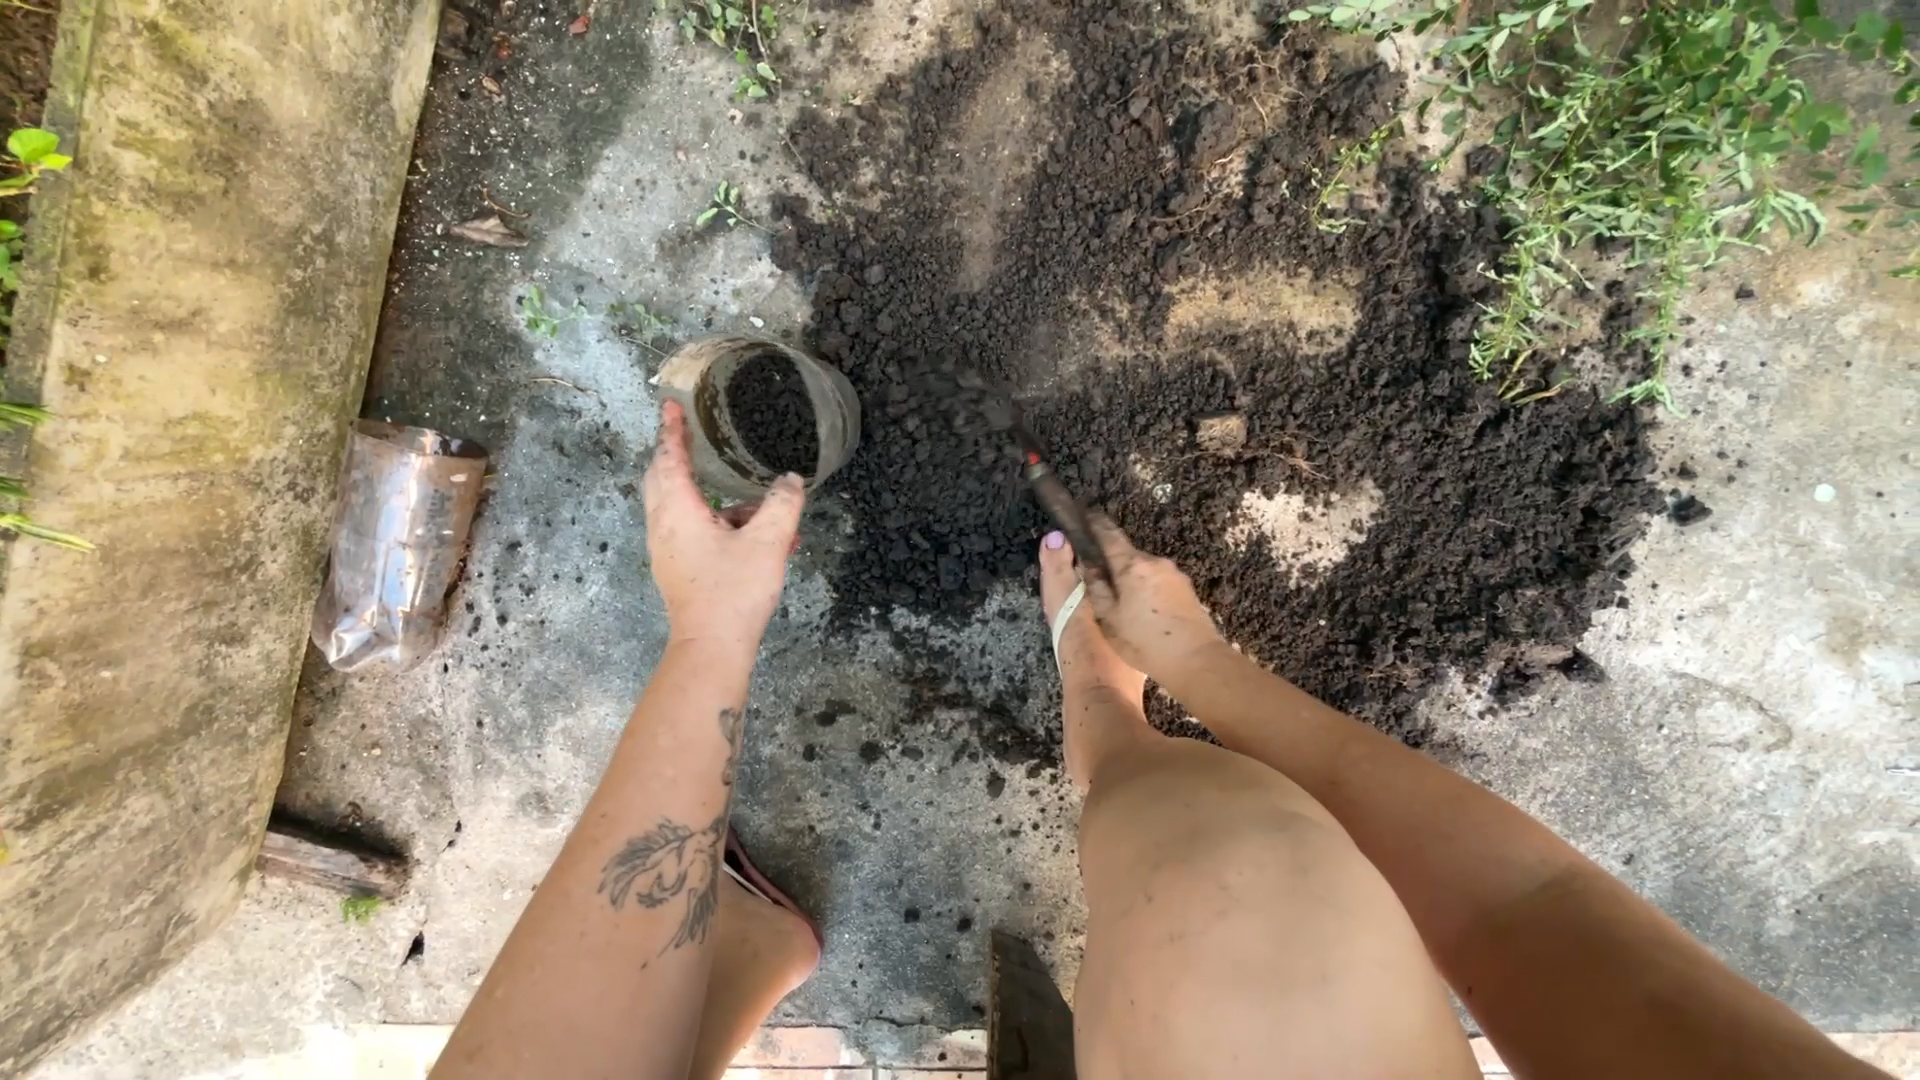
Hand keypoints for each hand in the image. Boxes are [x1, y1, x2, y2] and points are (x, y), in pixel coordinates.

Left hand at [643, 400, 804, 648]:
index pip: (670, 458)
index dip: (673, 430)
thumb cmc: (734, 591)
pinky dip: (720, 523)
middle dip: (677, 456)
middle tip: (693, 437)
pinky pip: (694, 531)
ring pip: (682, 508)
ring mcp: (668, 551)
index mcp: (678, 511)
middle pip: (663, 479)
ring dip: (714, 499)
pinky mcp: (679, 569)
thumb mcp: (768, 543)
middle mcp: (665, 526)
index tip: (670, 405)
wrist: (711, 647)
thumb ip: (782, 506)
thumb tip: (792, 481)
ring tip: (758, 505)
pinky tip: (761, 539)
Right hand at [1081, 515, 1225, 680]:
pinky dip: (1147, 590)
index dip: (1095, 523)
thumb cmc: (1145, 641)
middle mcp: (1155, 562)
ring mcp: (1174, 575)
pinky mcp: (1186, 589)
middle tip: (1100, 583)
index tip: (1086, 515)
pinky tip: (1144, 613)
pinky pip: (1158, 582)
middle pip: (1127, 554)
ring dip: (1131, 580)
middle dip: (1113, 563)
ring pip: (1144, 570)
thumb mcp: (1108, 617)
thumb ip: (1095, 586)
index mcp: (1132, 565)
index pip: (1109, 533)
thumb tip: (1088, 565)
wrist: (1196, 660)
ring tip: (1124, 606)